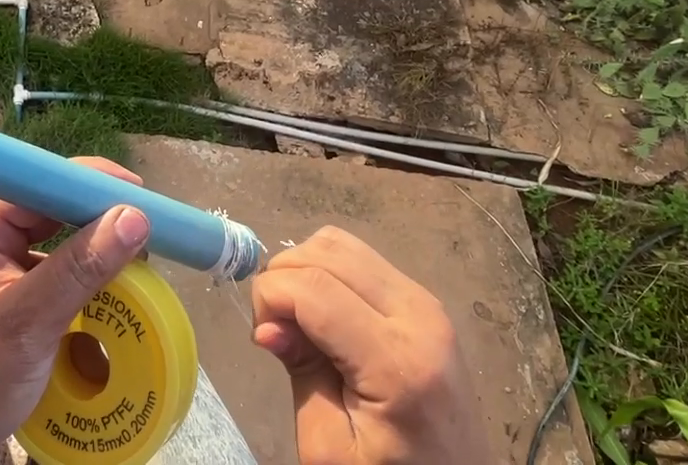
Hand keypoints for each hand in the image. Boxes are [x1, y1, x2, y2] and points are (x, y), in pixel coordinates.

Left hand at [0, 158, 151, 464]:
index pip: (38, 181)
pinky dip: (80, 283)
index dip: (89, 182)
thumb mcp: (25, 323)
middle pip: (49, 209)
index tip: (140, 195)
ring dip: (92, 253)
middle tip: (149, 233)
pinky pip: (50, 275)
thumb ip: (79, 268)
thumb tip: (135, 217)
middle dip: (97, 218)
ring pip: (54, 243)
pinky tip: (108, 295)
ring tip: (137, 264)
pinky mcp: (4, 303)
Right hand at [251, 226, 489, 464]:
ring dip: (303, 267)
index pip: (312, 287)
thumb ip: (300, 373)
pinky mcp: (423, 297)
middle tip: (276, 329)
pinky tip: (324, 309)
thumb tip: (267, 325)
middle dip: (282, 277)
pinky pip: (359, 256)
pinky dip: (326, 269)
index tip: (262, 337)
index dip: (269, 297)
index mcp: (397, 363)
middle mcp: (417, 315)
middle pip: (325, 253)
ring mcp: (425, 300)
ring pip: (340, 243)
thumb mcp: (329, 447)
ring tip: (298, 316)